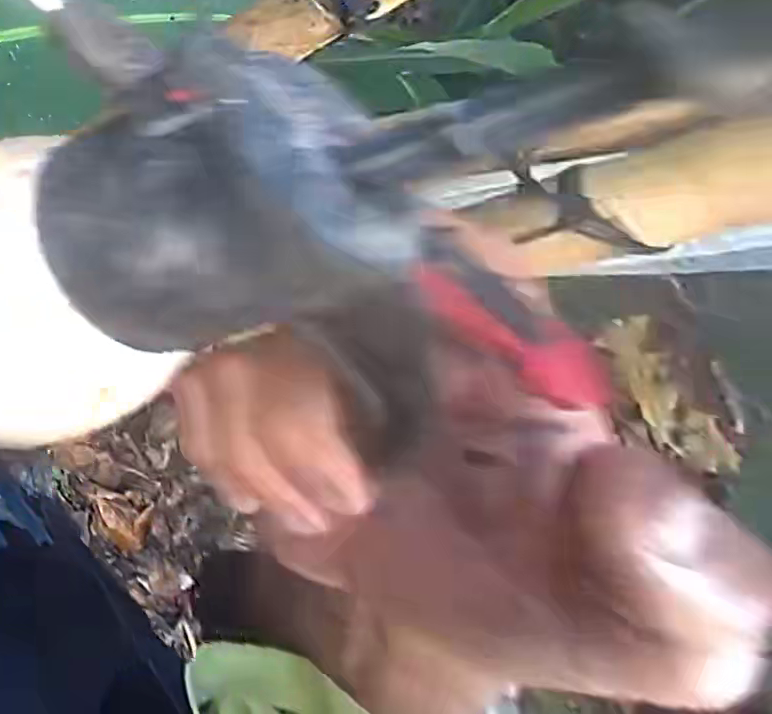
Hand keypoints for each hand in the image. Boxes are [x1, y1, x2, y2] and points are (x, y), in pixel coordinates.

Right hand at [173, 224, 771, 710]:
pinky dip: (215, 449)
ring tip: (308, 509)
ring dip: (257, 452)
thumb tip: (615, 471)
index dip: (402, 301)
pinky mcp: (222, 368)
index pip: (438, 252)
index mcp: (502, 344)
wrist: (398, 612)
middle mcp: (382, 317)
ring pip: (230, 352)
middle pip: (297, 304)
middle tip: (342, 502)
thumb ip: (693, 579)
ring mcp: (287, 338)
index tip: (387, 411)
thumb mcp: (655, 628)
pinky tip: (257, 489)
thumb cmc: (530, 602)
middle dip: (300, 421)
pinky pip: (188, 383)